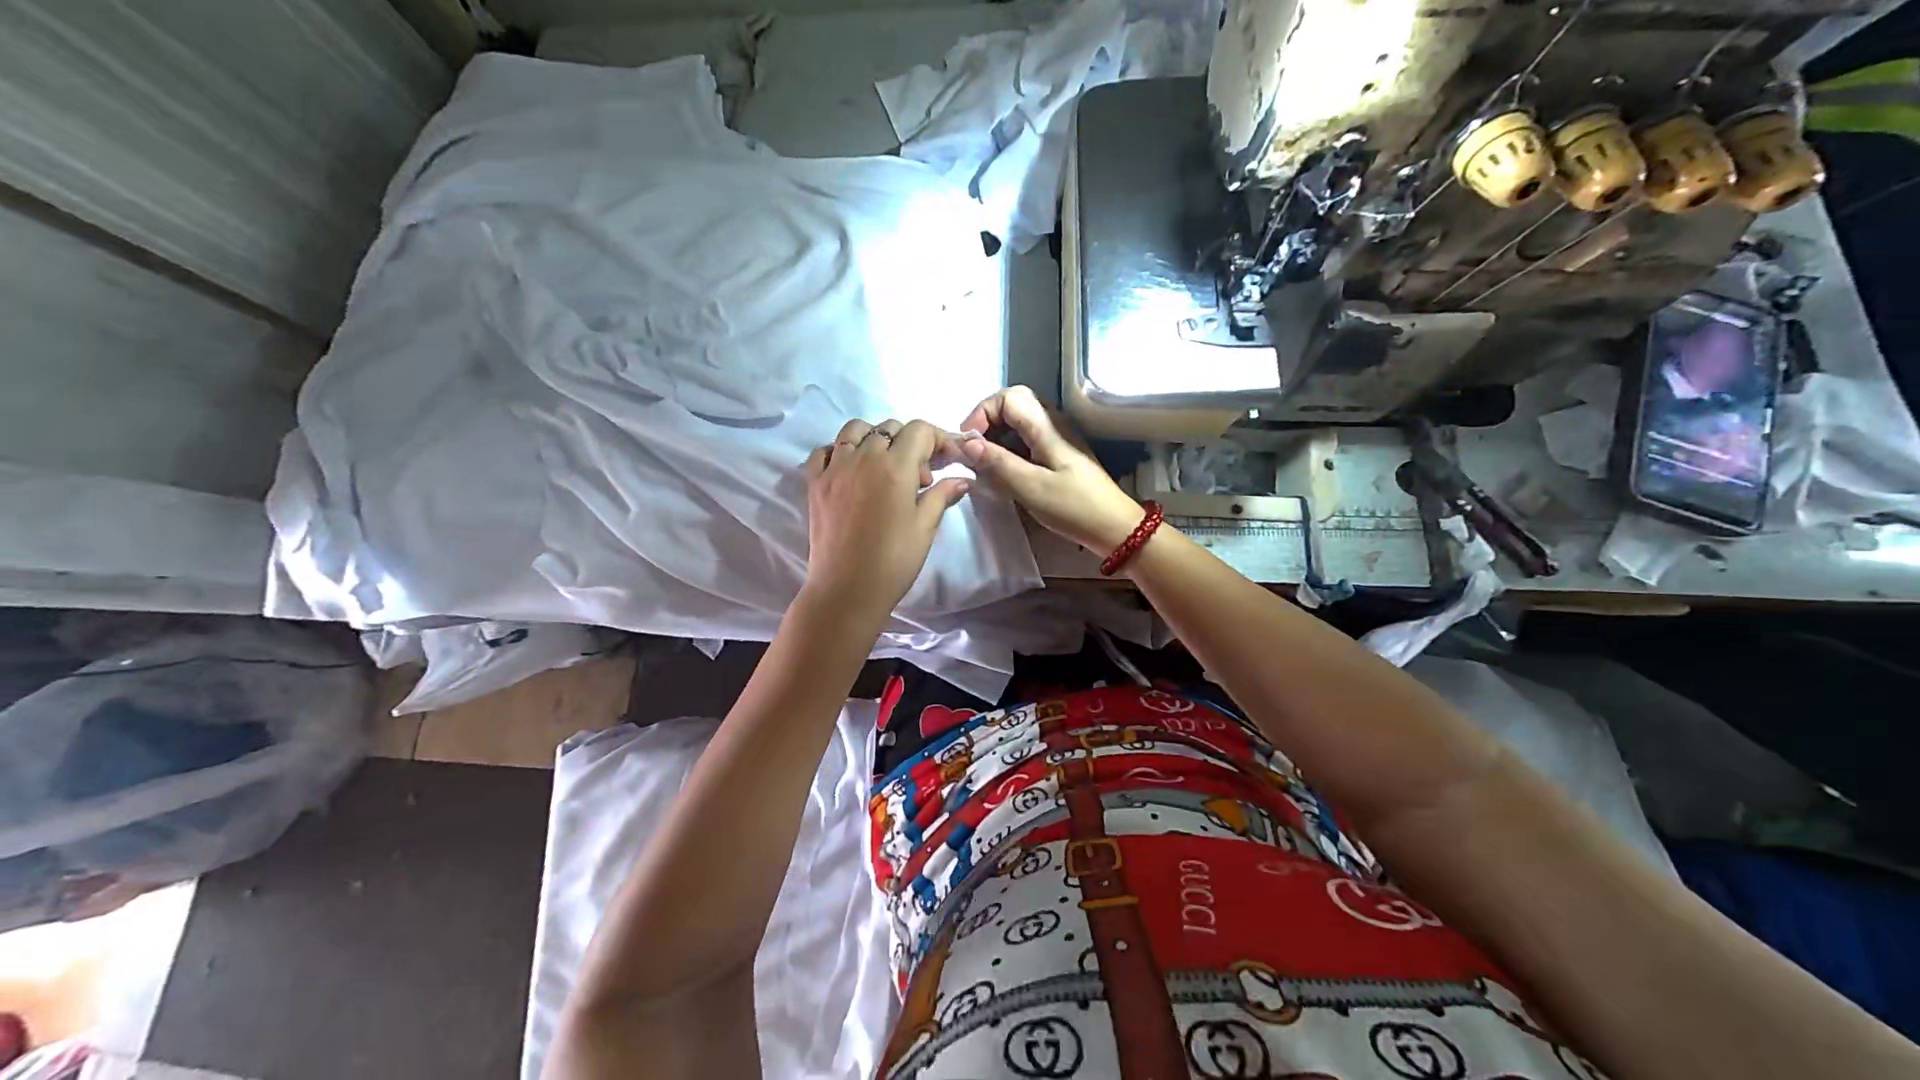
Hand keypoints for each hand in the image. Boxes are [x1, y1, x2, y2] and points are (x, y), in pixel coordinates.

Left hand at [803, 418, 971, 619]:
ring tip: (884, 466)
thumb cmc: (893, 561)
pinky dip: (840, 451)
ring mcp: (834, 468)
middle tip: (920, 477)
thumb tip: (962, 479)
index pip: (919, 431)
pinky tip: (852, 470)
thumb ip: (941, 496)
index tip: (946, 459)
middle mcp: (863, 457)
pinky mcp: (815, 483)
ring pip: (855, 430)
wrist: (847, 590)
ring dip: (874, 438)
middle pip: (889, 428)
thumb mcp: (924, 528)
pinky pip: (825, 451)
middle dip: (910, 442)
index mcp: (895, 466)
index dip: (938, 439)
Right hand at [954, 386, 1144, 553]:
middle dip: (986, 424)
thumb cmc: (1073, 507)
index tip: (968, 443)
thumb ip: (997, 463)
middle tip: (972, 453)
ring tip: (983, 465)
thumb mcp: (1030, 487)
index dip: (982, 413)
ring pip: (1018, 423)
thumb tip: (966, 443)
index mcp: (1046, 425)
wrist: (1114, 528)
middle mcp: (1052, 423)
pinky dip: (1008, 450)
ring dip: (996, 438)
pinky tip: (1002, 472)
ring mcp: (1056, 438)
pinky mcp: (1058, 454)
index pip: (1007, 397)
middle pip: (1012, 405)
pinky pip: (1026, 440)